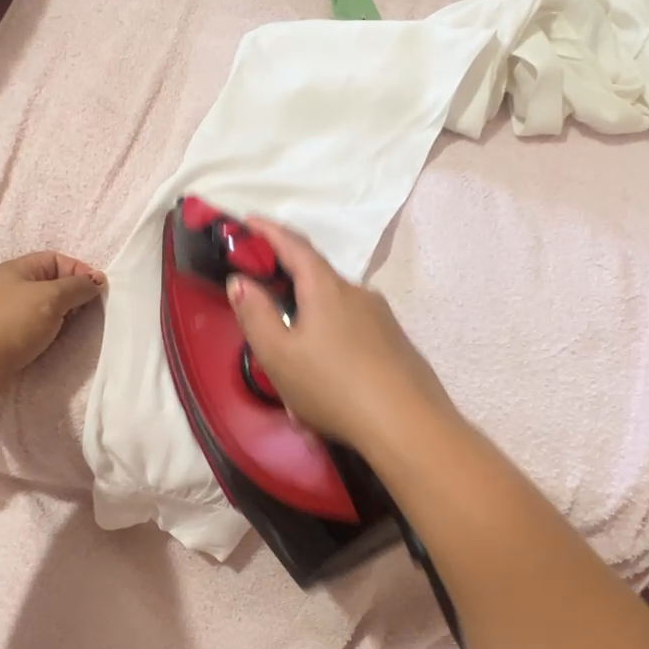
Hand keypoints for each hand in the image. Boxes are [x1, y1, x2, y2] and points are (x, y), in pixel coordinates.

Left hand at [0, 251, 104, 396]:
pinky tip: (53, 337)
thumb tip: (96, 280)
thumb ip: (77, 286)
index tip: (98, 289)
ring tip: (72, 324)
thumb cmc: (14, 323)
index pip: (56, 259)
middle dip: (72, 292)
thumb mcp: (51, 298)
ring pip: (42, 303)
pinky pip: (32, 321)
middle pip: (50, 281)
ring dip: (61, 311)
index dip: (79, 270)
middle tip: (87, 308)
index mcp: (17, 268)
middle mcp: (9, 284)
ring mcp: (4, 309)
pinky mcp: (3, 332)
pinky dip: (48, 326)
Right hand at [228, 218, 454, 451]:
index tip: (248, 221)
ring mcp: (382, 318)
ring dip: (310, 323)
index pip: (294, 246)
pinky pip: (353, 333)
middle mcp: (357, 293)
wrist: (408, 427)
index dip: (268, 231)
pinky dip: (331, 343)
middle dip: (287, 286)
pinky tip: (325, 381)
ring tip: (292, 362)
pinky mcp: (396, 344)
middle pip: (316, 278)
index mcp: (326, 288)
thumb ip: (255, 314)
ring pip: (335, 310)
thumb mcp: (278, 355)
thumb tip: (240, 281)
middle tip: (262, 307)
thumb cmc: (332, 386)